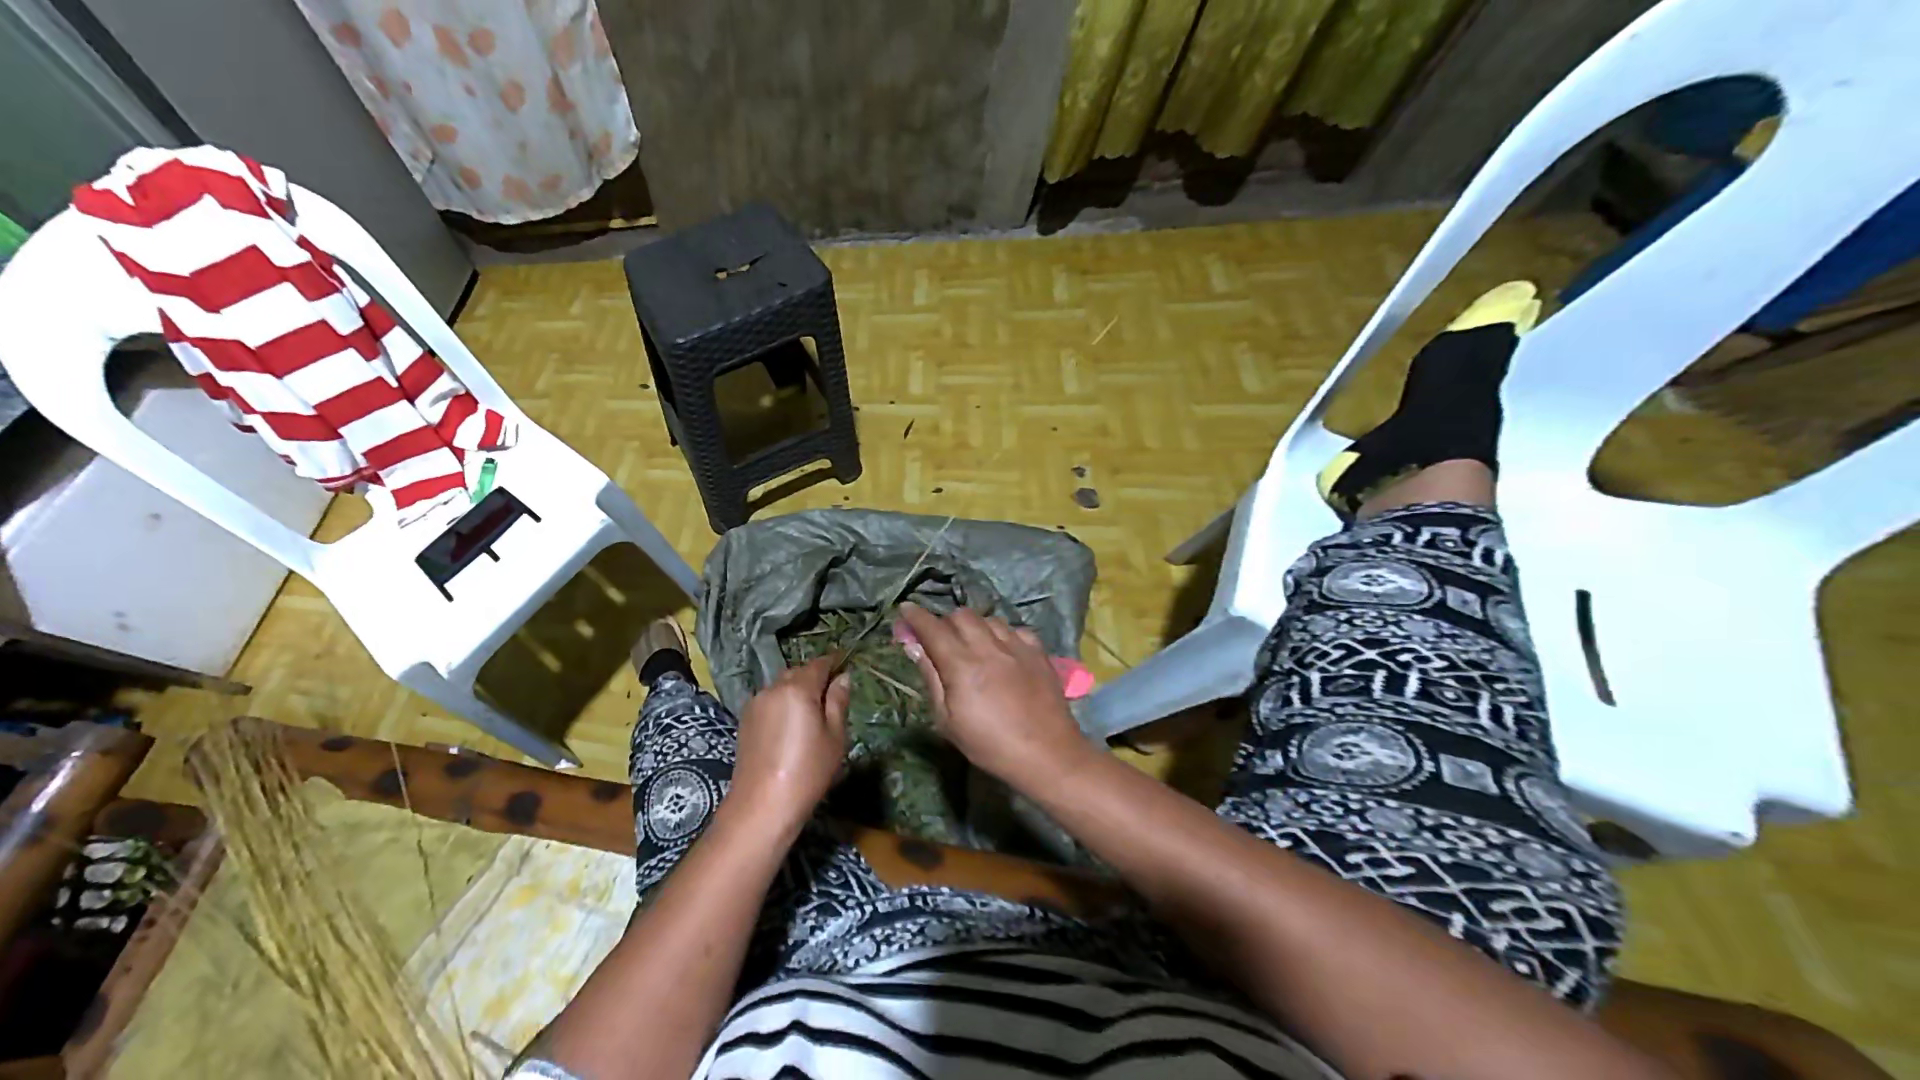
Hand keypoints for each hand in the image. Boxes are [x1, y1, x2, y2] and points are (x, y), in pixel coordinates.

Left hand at [731, 656, 850, 831]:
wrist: (761, 806)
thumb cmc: (808, 771)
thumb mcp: (835, 736)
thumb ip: (838, 702)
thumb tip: (843, 678)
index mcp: (797, 688)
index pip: (819, 664)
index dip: (835, 663)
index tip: (847, 666)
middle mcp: (773, 688)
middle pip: (798, 672)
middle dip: (815, 677)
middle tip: (833, 696)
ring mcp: (755, 704)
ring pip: (782, 686)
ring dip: (797, 691)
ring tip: (812, 714)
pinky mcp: (745, 721)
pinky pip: (770, 701)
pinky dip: (783, 704)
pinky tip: (792, 727)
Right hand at [895, 603, 1096, 789]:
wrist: (1047, 754)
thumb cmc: (990, 745)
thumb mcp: (948, 720)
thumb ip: (931, 678)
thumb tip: (914, 646)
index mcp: (962, 665)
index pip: (933, 628)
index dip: (915, 616)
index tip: (905, 610)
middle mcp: (989, 647)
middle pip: (961, 616)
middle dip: (945, 622)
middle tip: (939, 640)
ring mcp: (1017, 646)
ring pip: (988, 619)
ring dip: (974, 626)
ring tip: (971, 646)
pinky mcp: (1038, 651)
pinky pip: (1014, 630)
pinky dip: (1001, 635)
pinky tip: (1001, 651)